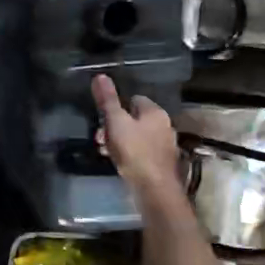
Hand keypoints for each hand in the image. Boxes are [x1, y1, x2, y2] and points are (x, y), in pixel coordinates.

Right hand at [93, 74, 181, 199]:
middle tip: (100, 137)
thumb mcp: (116, 122)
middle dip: (115, 126)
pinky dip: (128, 154)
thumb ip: (108, 100)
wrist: (154, 188)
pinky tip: (118, 162)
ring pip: (136, 136)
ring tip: (105, 150)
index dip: (117, 106)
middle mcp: (164, 126)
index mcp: (155, 112)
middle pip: (134, 118)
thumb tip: (100, 76)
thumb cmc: (135, 151)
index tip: (103, 117)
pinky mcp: (160, 163)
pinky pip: (141, 151)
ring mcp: (164, 146)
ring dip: (119, 141)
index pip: (134, 99)